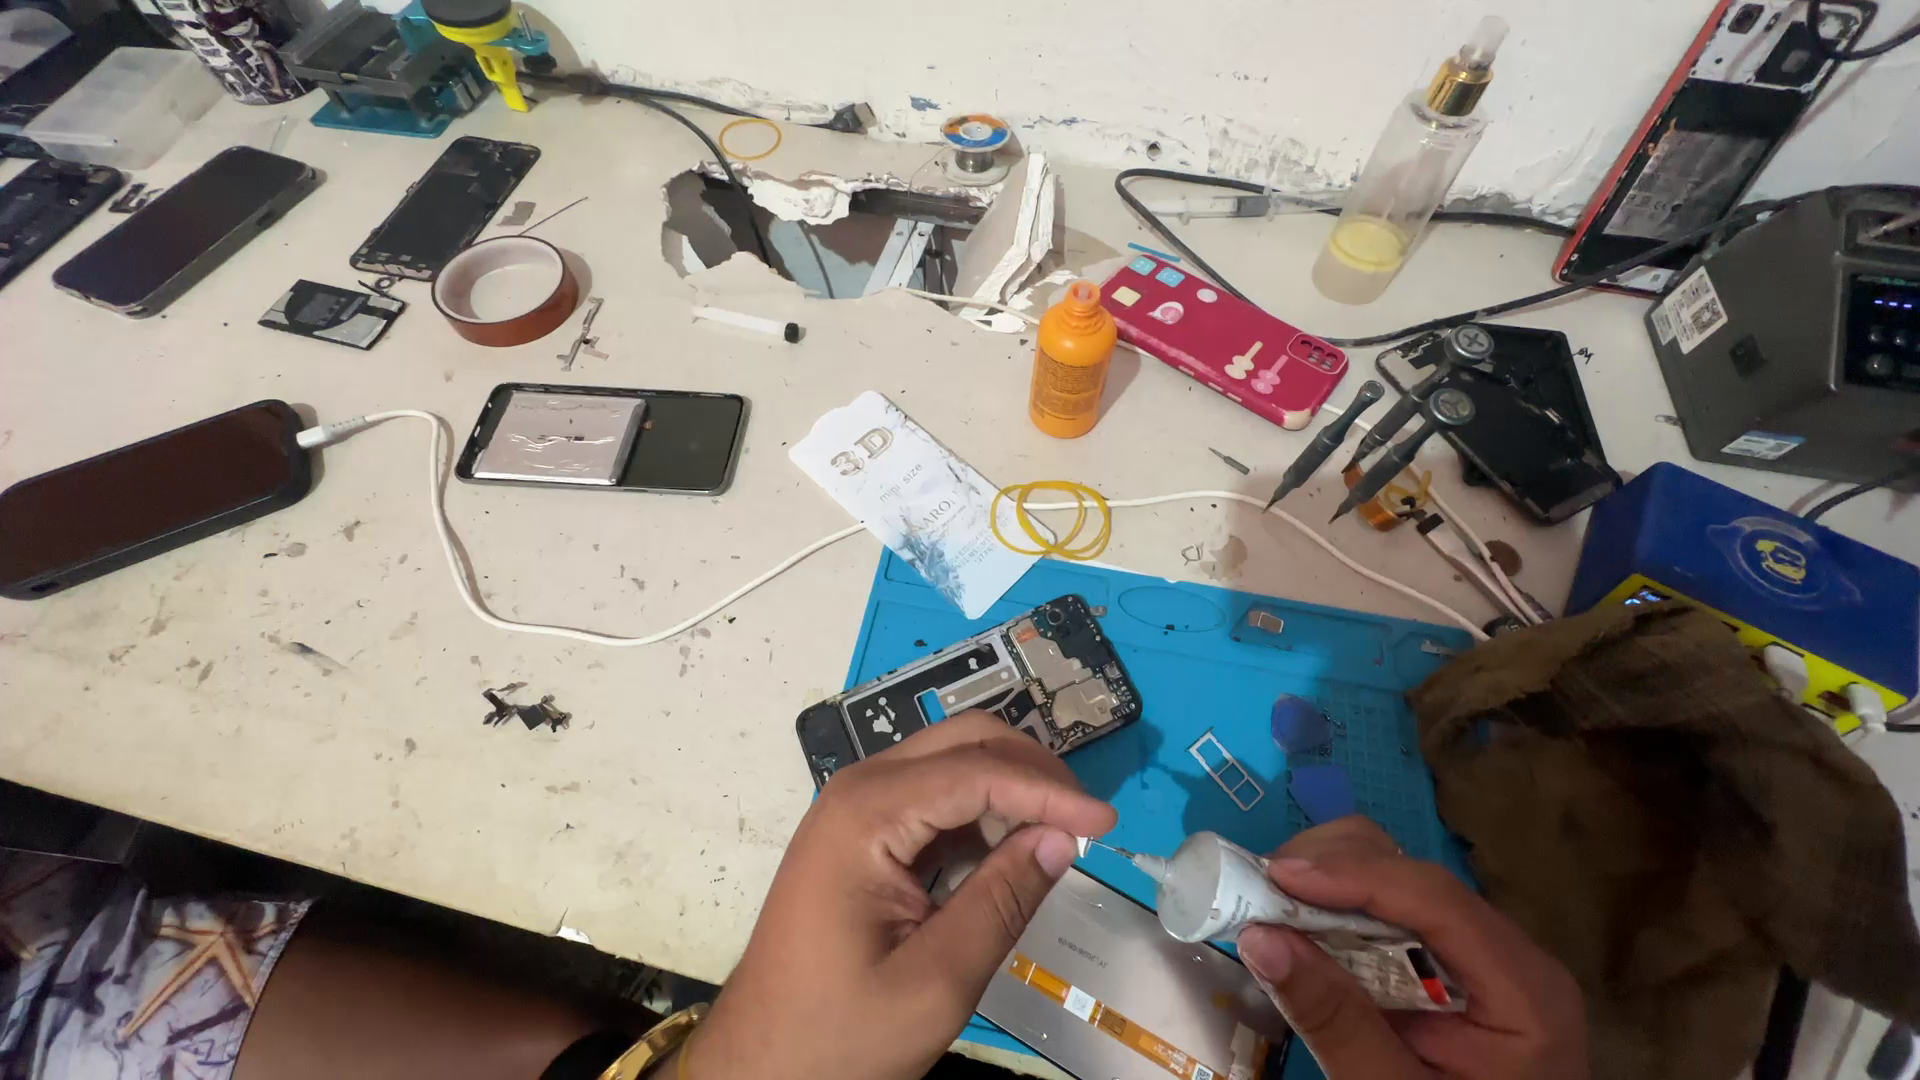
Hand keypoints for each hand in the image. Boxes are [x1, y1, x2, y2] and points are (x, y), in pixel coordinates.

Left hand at [685, 711, 1116, 1079]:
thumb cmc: (839, 1034)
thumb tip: (1060, 837)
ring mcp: (860, 804)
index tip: (1106, 822)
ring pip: (953, 761)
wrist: (760, 1063)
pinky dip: (982, 812)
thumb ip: (1002, 901)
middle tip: (1083, 819)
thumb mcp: (934, 982)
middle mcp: (862, 787)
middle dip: (1031, 771)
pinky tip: (1011, 847)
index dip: (1047, 791)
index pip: (977, 772)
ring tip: (1057, 835)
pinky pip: (936, 796)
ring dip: (1010, 787)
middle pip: (964, 742)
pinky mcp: (866, 827)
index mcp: (868, 813)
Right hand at [1237, 818, 1587, 1079]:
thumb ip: (1336, 1023)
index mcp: (1521, 989)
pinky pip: (1375, 895)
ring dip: (1319, 874)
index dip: (1353, 874)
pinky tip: (1296, 918)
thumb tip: (1257, 937)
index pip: (1435, 897)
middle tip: (1260, 893)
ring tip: (1270, 904)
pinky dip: (1327, 894)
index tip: (1276, 876)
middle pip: (1405, 868)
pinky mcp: (1434, 949)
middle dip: (1326, 868)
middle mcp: (1500, 947)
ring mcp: (1467, 943)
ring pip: (1386, 866)